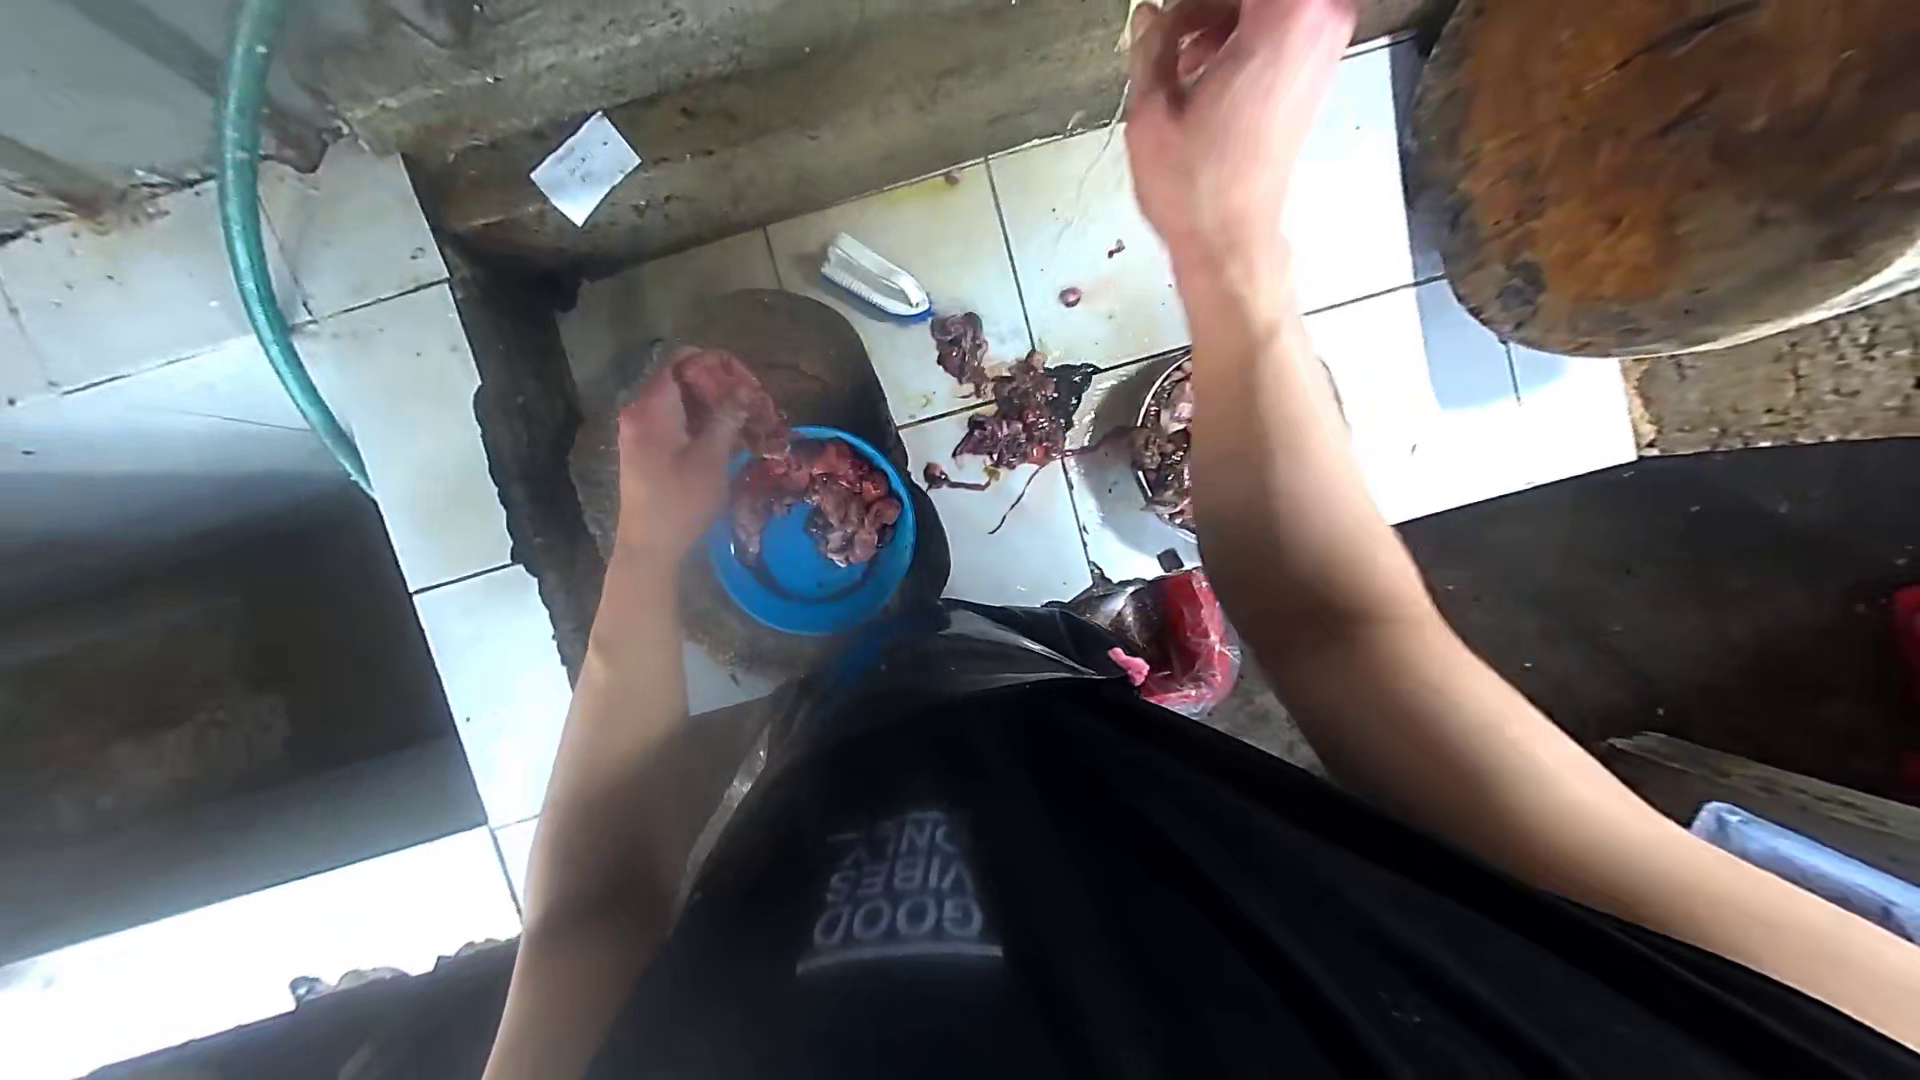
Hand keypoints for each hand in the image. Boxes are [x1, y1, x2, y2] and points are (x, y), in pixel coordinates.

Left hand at [611, 352, 745, 566]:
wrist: (650, 546)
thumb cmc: (682, 501)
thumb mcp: (711, 458)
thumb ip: (727, 418)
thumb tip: (744, 389)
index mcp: (651, 408)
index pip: (679, 362)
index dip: (713, 362)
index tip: (745, 377)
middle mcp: (639, 412)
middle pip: (679, 380)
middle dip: (717, 385)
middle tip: (752, 401)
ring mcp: (640, 432)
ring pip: (679, 402)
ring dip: (712, 406)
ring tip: (745, 418)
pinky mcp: (646, 450)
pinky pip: (675, 421)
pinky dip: (700, 422)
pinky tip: (726, 436)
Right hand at [1126, 0, 1354, 284]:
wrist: (1229, 241)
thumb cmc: (1200, 193)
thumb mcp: (1152, 115)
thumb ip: (1150, 48)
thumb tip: (1148, 19)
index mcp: (1284, 17)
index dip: (1190, 4)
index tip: (1168, 16)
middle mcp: (1317, 23)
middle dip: (1204, 8)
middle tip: (1167, 34)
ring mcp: (1321, 50)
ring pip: (1265, 8)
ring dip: (1219, 17)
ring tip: (1178, 58)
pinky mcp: (1313, 77)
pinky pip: (1279, 27)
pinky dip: (1240, 36)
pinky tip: (1201, 73)